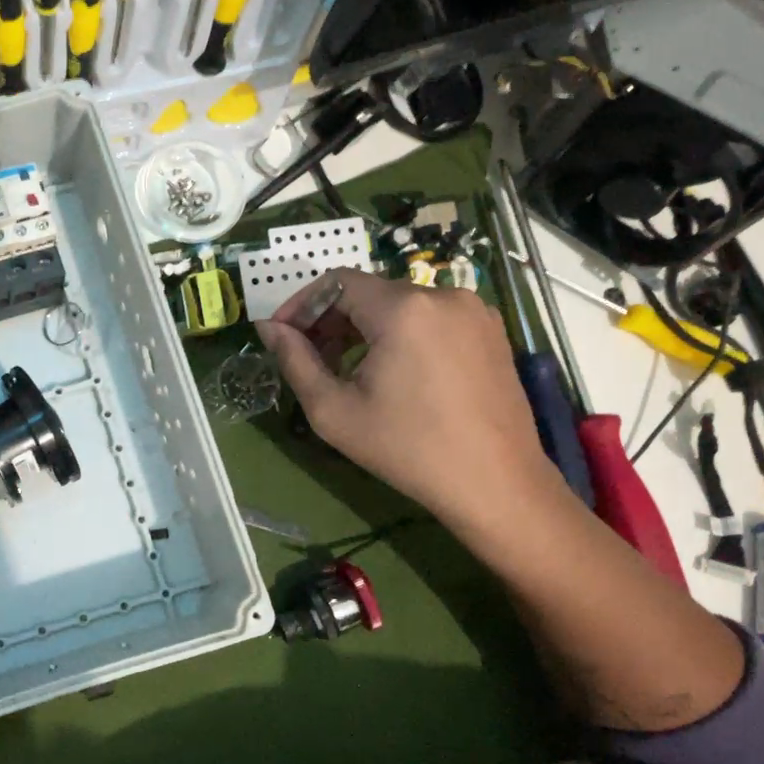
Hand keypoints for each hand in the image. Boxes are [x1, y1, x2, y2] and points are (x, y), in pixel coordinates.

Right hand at [254, 267, 564, 529]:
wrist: (494, 482)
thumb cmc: (405, 448)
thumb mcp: (333, 410)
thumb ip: (295, 361)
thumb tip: (269, 328)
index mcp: (402, 309)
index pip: (336, 282)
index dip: (301, 304)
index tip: (281, 335)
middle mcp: (442, 295)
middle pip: (368, 291)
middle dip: (331, 318)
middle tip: (307, 357)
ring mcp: (473, 310)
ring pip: (400, 304)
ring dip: (364, 327)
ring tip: (346, 368)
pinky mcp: (490, 330)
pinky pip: (431, 317)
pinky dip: (400, 333)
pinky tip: (390, 371)